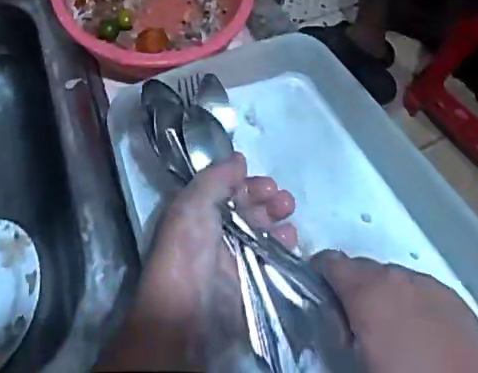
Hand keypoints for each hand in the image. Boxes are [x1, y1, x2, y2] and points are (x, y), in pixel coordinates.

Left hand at [101, 154, 297, 370]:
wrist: (186, 318)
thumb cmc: (187, 252)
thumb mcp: (192, 204)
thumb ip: (216, 177)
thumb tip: (239, 159)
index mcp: (196, 214)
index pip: (226, 190)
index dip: (247, 183)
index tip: (268, 182)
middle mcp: (214, 234)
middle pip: (247, 209)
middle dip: (268, 200)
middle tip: (284, 200)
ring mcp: (232, 261)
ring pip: (261, 233)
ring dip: (278, 221)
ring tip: (289, 219)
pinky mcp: (248, 286)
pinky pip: (270, 261)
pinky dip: (283, 248)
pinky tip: (291, 241)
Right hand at [314, 252, 477, 372]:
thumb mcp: (354, 367)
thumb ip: (336, 340)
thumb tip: (333, 332)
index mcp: (370, 293)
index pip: (332, 263)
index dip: (319, 277)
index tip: (316, 299)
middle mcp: (400, 278)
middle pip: (365, 270)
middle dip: (353, 292)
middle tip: (351, 330)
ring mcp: (433, 287)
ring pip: (396, 281)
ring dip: (387, 300)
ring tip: (388, 338)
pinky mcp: (459, 304)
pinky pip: (424, 294)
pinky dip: (415, 308)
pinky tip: (420, 340)